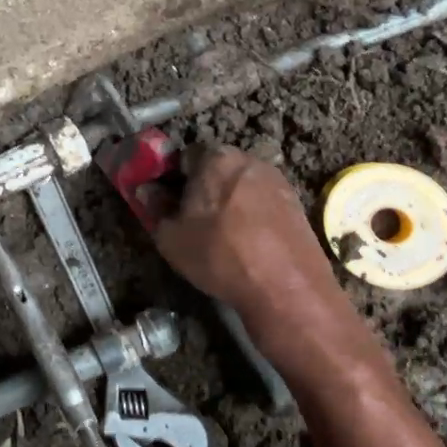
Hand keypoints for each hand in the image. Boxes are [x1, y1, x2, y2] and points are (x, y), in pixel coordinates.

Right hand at [148, 146, 341, 327]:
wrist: (288, 291)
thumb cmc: (221, 255)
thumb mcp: (171, 237)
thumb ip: (155, 208)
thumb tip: (148, 191)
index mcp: (215, 158)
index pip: (183, 156)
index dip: (171, 177)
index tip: (166, 200)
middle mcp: (249, 160)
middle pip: (215, 167)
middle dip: (202, 186)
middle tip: (191, 217)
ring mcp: (278, 182)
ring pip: (241, 185)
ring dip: (229, 201)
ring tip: (221, 234)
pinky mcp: (298, 206)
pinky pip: (263, 203)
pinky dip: (252, 216)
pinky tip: (247, 243)